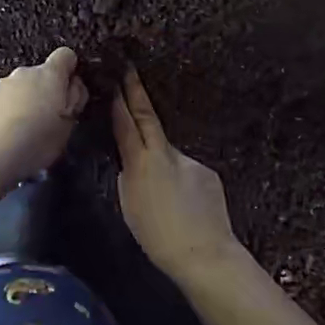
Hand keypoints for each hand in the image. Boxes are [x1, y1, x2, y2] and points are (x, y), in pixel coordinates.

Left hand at [0, 47, 89, 182]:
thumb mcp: (69, 124)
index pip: (66, 55)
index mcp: (50, 75)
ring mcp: (3, 83)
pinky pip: (5, 98)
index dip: (70, 70)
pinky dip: (9, 109)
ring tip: (26, 129)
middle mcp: (25, 72)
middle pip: (42, 74)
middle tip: (49, 118)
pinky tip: (9, 132)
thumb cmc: (38, 141)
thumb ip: (75, 99)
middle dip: (47, 90)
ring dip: (27, 99)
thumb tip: (74, 85)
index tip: (69, 90)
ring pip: (22, 86)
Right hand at [113, 67, 242, 280]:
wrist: (204, 253)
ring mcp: (189, 160)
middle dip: (136, 93)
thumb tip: (132, 162)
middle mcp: (165, 154)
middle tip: (129, 71)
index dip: (120, 102)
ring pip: (169, 154)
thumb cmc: (158, 237)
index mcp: (140, 164)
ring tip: (164, 198)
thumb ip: (129, 176)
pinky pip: (188, 172)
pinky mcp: (207, 171)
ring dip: (163, 165)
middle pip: (147, 118)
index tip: (117, 79)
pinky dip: (183, 184)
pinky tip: (185, 207)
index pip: (126, 125)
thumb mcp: (130, 205)